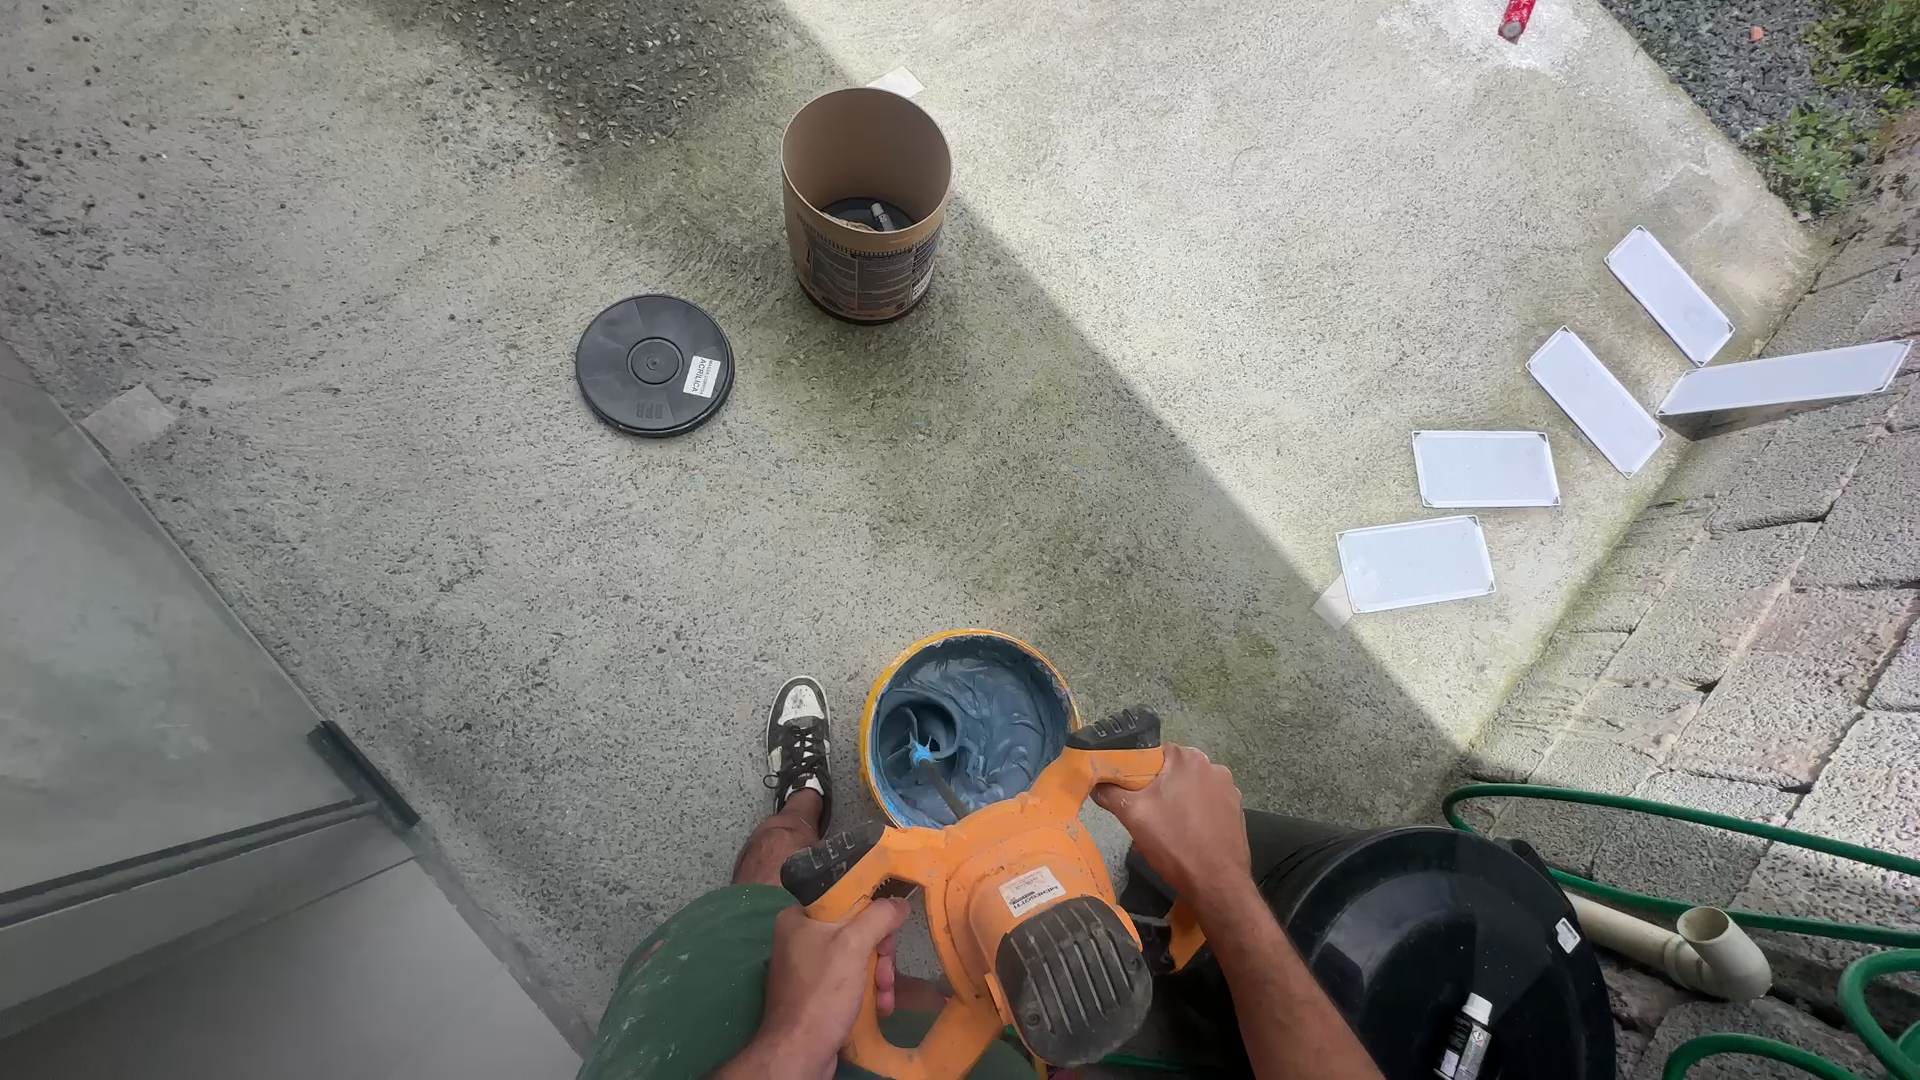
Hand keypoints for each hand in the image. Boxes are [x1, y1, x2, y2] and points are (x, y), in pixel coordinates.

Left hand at [745, 898, 910, 1079]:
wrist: (799, 1056)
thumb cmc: (822, 992)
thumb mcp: (855, 944)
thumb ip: (880, 916)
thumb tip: (900, 902)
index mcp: (799, 917)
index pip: (844, 898)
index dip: (871, 911)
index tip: (886, 929)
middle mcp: (800, 938)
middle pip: (855, 930)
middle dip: (879, 953)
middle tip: (887, 969)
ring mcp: (809, 969)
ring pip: (857, 957)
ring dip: (879, 976)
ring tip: (885, 995)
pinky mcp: (817, 995)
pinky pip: (850, 980)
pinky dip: (868, 991)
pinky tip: (880, 1007)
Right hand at [1093, 743, 1252, 918]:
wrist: (1217, 886)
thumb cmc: (1175, 844)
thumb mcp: (1132, 815)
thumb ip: (1109, 792)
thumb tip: (1095, 783)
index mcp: (1188, 758)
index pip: (1153, 753)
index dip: (1137, 771)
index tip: (1130, 791)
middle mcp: (1213, 767)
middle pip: (1172, 771)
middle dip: (1157, 789)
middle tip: (1145, 813)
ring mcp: (1230, 790)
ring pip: (1190, 788)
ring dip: (1177, 802)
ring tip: (1166, 828)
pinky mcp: (1237, 811)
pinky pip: (1207, 805)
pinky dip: (1195, 815)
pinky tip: (1187, 836)